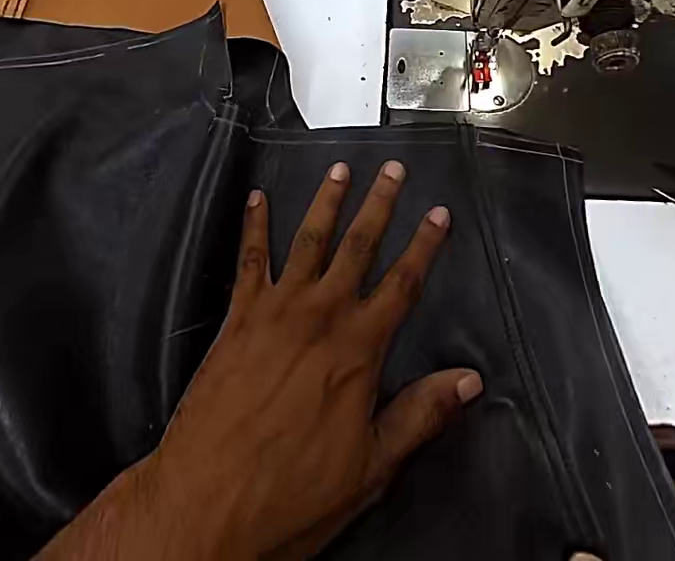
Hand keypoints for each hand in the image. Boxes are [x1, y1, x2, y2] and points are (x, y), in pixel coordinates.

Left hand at [38, 161, 481, 560]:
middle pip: (358, 246)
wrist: (204, 505)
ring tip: (339, 168)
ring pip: (308, 240)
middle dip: (379, 204)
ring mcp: (277, 309)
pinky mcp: (239, 316)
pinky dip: (254, 226)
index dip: (425, 246)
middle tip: (393, 168)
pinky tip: (256, 199)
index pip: (403, 284)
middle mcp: (322, 314)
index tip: (439, 212)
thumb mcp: (370, 468)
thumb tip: (470, 380)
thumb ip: (420, 415)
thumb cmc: (293, 492)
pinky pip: (249, 260)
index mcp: (358, 347)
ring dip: (326, 201)